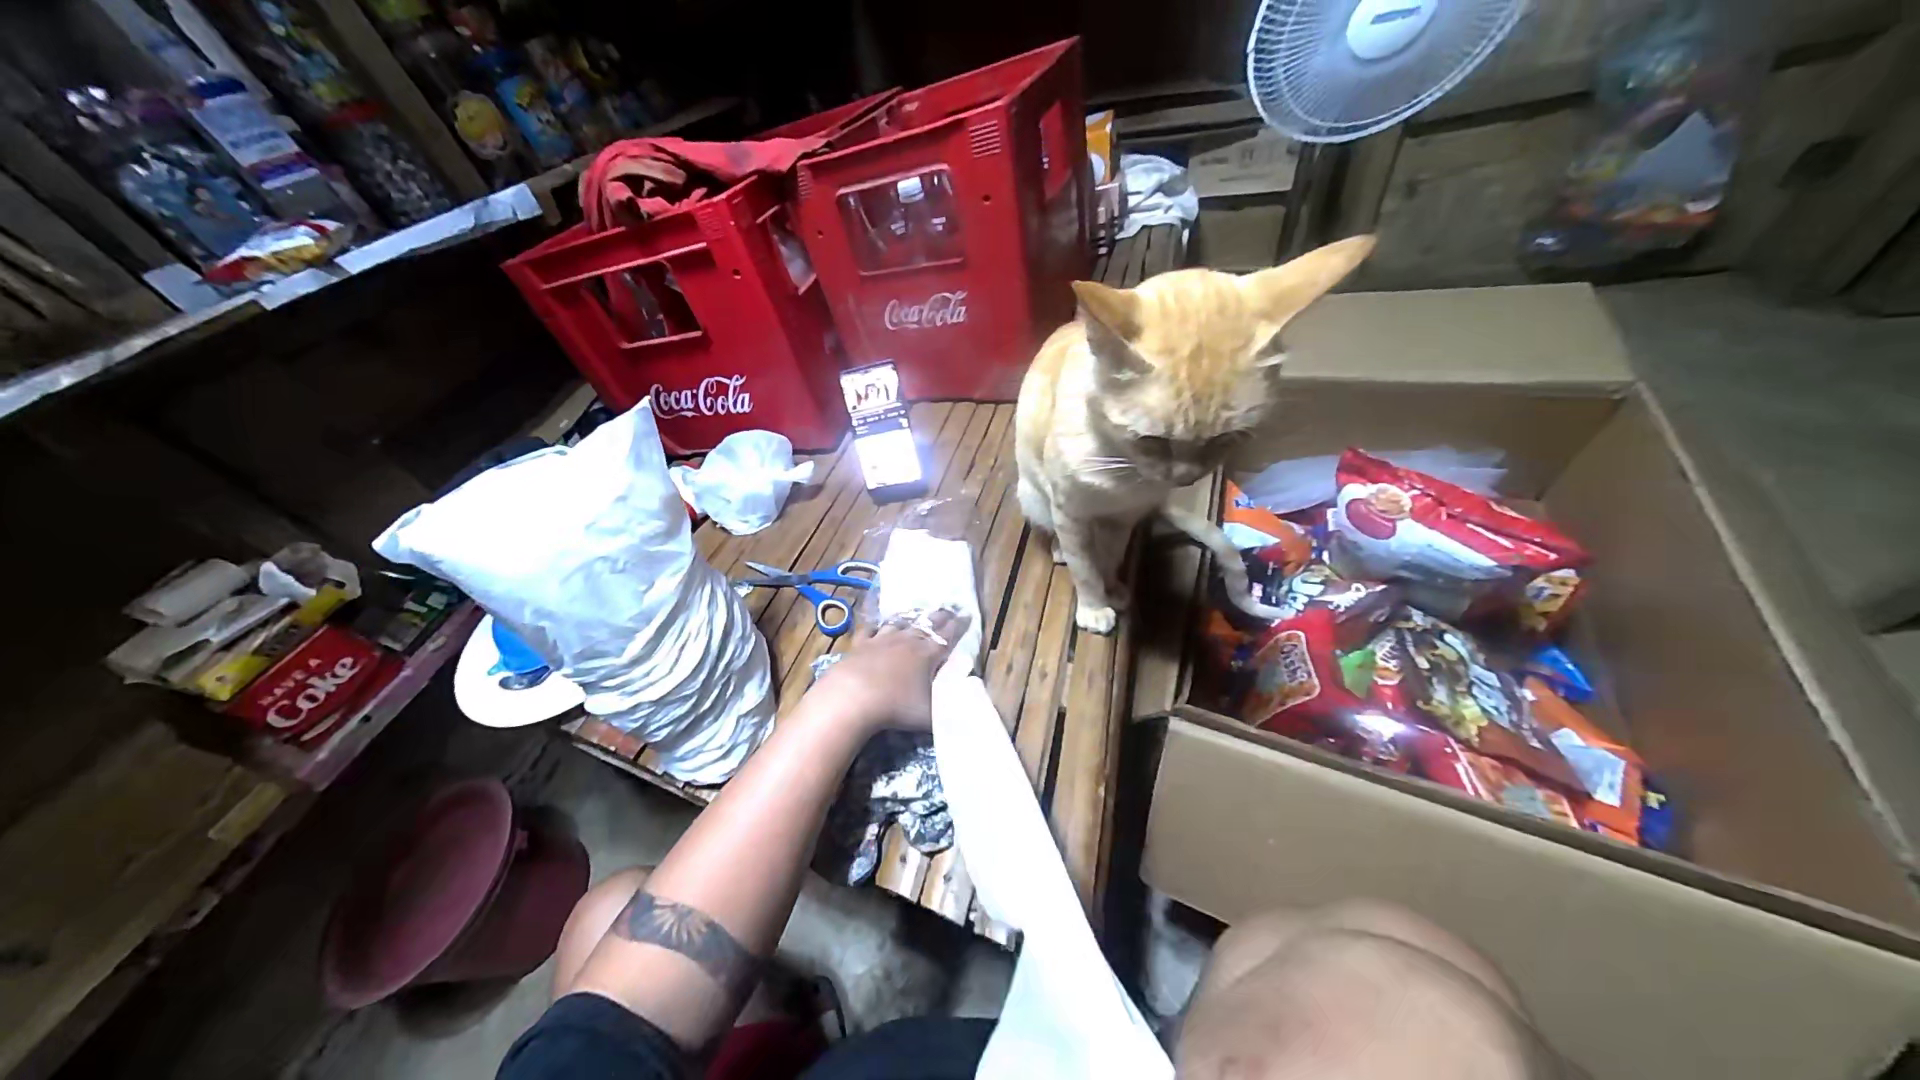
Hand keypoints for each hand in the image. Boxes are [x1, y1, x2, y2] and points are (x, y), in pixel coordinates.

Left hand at [806, 608, 967, 732]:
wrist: (853, 696)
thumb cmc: (897, 707)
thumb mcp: (930, 715)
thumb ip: (947, 710)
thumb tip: (962, 708)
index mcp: (928, 654)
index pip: (949, 635)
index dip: (960, 625)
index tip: (968, 615)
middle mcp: (907, 641)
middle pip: (927, 624)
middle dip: (941, 616)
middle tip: (949, 608)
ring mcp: (882, 640)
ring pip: (900, 623)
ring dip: (910, 618)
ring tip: (916, 614)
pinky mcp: (860, 644)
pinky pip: (870, 630)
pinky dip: (876, 626)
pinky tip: (876, 625)